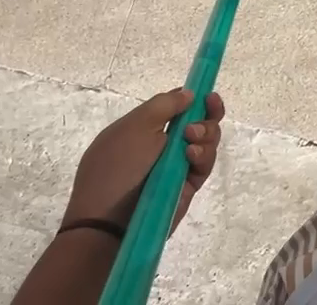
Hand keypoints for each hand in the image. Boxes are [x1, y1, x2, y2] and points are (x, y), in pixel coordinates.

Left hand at [61, 88, 225, 235]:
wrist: (108, 223)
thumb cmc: (116, 168)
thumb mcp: (134, 127)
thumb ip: (164, 104)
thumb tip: (189, 94)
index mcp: (144, 129)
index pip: (177, 107)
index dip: (193, 98)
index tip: (205, 94)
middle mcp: (162, 145)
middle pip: (199, 120)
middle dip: (207, 114)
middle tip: (206, 111)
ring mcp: (177, 165)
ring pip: (207, 140)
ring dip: (206, 133)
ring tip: (192, 139)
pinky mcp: (188, 184)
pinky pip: (205, 163)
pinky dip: (203, 155)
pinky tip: (192, 155)